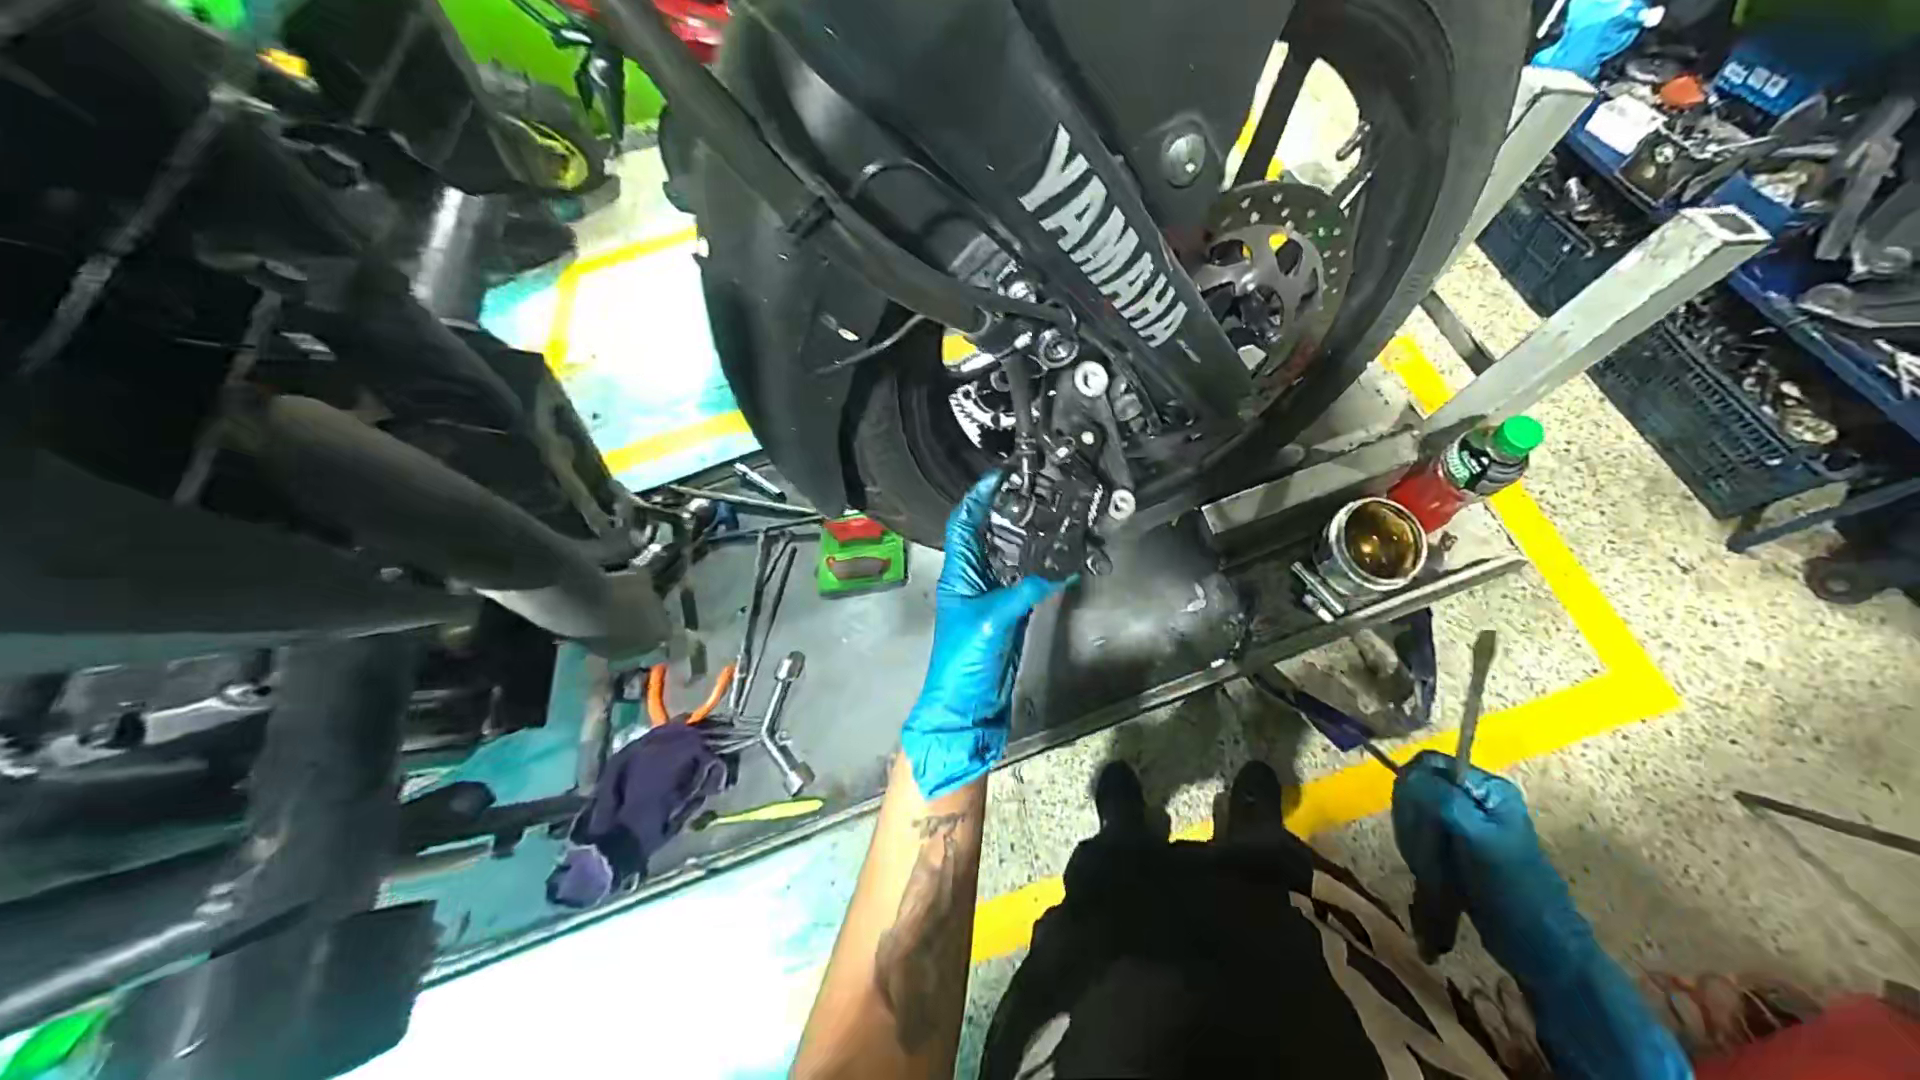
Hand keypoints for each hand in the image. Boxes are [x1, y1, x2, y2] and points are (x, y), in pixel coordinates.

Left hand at [902, 471, 1067, 797]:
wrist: (968, 702)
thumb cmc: (965, 660)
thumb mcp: (993, 620)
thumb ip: (1024, 591)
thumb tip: (1056, 570)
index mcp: (958, 573)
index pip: (963, 523)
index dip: (976, 497)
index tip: (997, 476)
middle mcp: (972, 577)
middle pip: (987, 533)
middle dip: (1004, 509)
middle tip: (1032, 490)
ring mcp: (991, 593)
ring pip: (1007, 554)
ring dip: (1023, 536)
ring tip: (1047, 514)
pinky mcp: (1008, 609)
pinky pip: (1023, 579)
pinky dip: (1038, 566)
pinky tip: (1057, 555)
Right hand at [1391, 751, 1587, 983]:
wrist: (1542, 951)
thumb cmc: (1515, 891)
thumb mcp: (1478, 839)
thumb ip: (1443, 800)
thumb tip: (1408, 774)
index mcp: (1488, 789)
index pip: (1430, 764)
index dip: (1414, 785)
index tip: (1414, 818)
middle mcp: (1476, 799)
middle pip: (1419, 788)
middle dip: (1413, 819)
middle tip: (1423, 851)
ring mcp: (1466, 825)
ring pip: (1415, 814)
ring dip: (1414, 840)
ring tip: (1429, 869)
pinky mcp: (1457, 849)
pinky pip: (1422, 837)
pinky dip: (1418, 854)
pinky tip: (1427, 874)